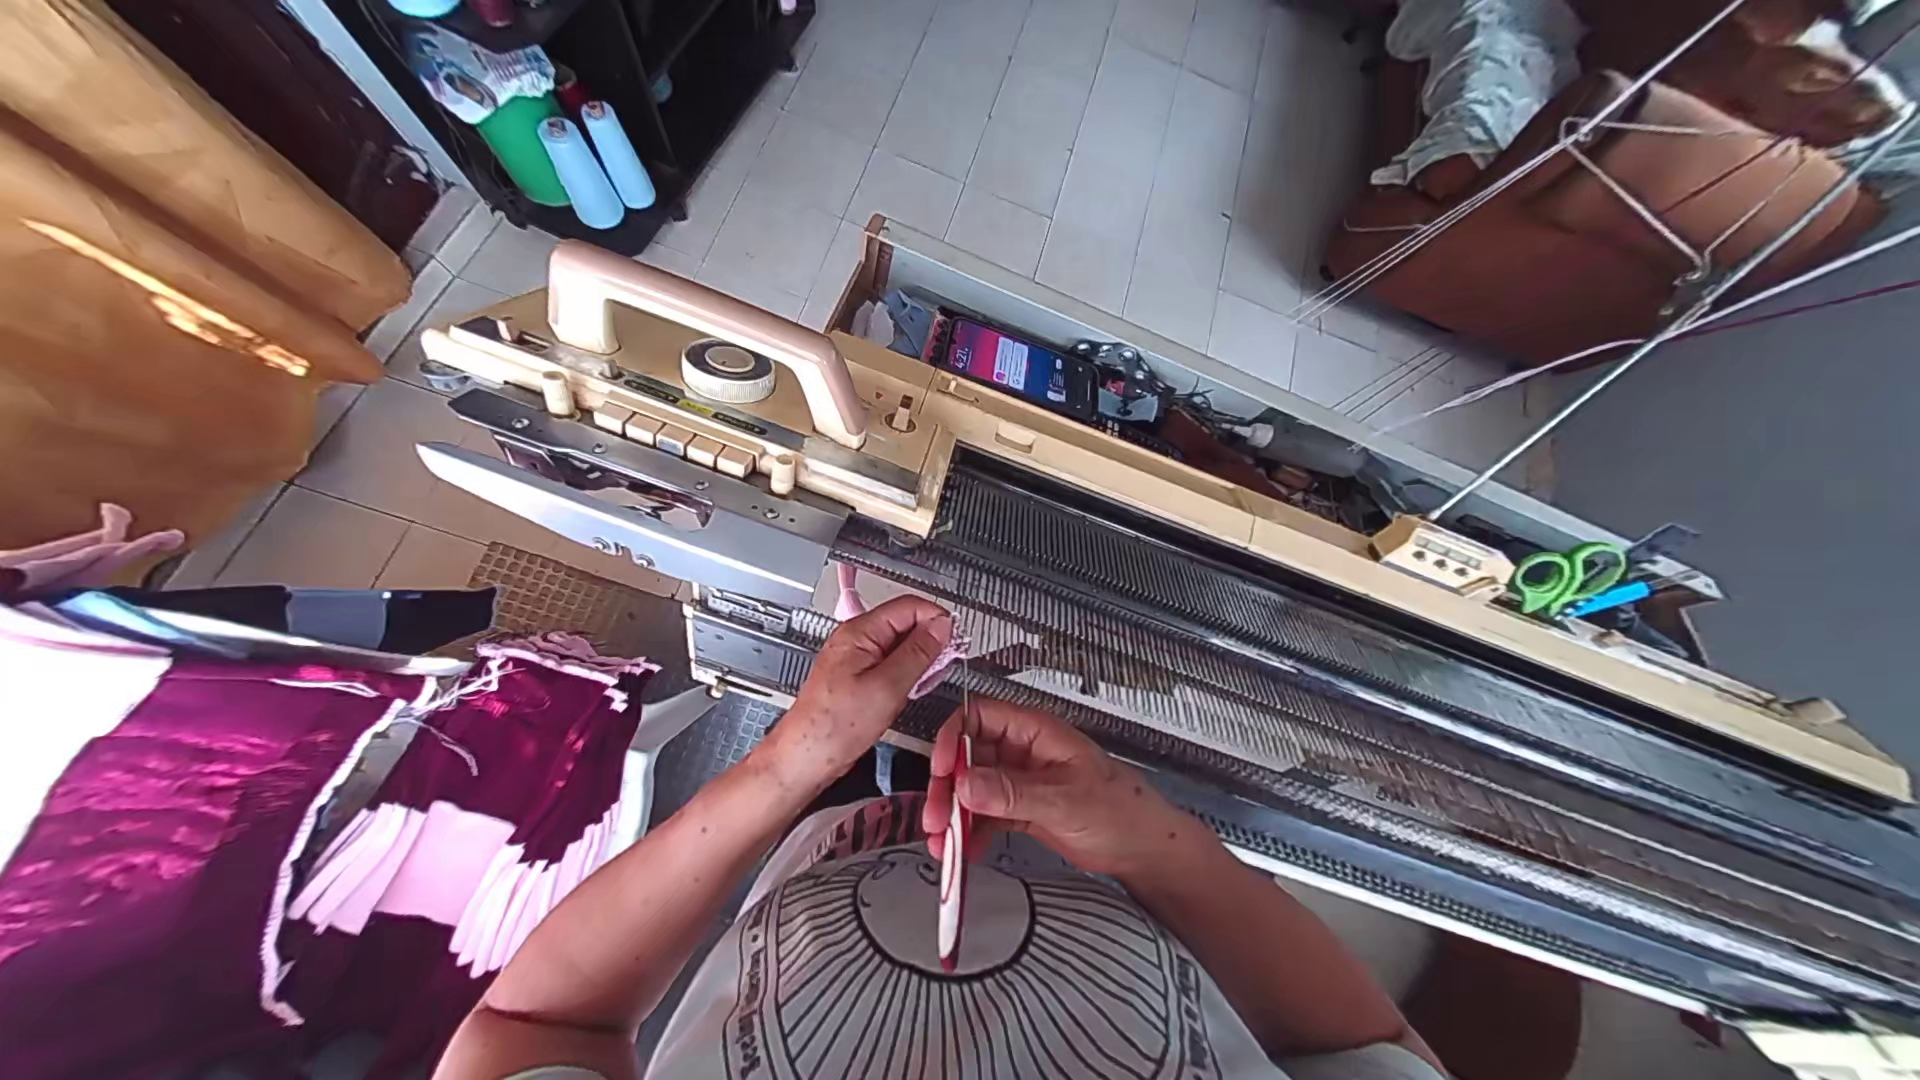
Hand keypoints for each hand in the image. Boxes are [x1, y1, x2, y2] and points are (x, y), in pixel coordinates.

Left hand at [754, 595, 952, 793]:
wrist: (805, 758)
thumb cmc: (832, 726)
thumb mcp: (887, 687)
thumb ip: (917, 653)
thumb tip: (940, 626)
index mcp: (860, 632)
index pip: (909, 606)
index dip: (937, 619)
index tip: (954, 640)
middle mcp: (856, 639)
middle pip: (906, 623)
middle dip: (929, 642)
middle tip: (940, 667)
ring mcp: (857, 657)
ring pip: (901, 645)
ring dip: (918, 661)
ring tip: (919, 685)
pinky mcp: (859, 676)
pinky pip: (891, 664)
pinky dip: (906, 675)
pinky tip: (906, 693)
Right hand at [921, 699, 1192, 878]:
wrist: (1143, 847)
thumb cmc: (1118, 807)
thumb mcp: (1063, 799)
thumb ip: (1012, 792)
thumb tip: (964, 784)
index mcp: (1033, 731)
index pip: (979, 717)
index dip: (953, 737)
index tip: (939, 769)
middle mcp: (1021, 751)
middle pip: (967, 755)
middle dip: (947, 785)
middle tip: (935, 817)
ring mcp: (1019, 780)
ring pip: (972, 787)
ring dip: (954, 812)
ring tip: (942, 844)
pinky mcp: (1020, 808)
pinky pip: (985, 814)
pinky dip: (971, 830)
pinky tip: (965, 850)